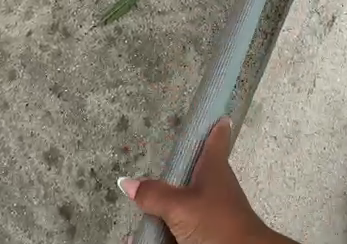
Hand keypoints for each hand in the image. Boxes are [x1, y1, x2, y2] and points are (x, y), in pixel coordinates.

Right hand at [118, 118, 294, 243]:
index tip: (221, 115)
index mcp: (213, 168)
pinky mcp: (212, 233)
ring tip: (143, 212)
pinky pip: (186, 227)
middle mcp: (216, 186)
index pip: (217, 138)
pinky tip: (147, 238)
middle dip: (176, 175)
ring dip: (167, 208)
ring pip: (188, 204)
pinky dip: (168, 229)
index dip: (216, 126)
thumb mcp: (180, 207)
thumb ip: (154, 195)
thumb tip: (126, 182)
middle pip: (196, 172)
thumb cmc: (217, 224)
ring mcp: (215, 211)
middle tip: (157, 173)